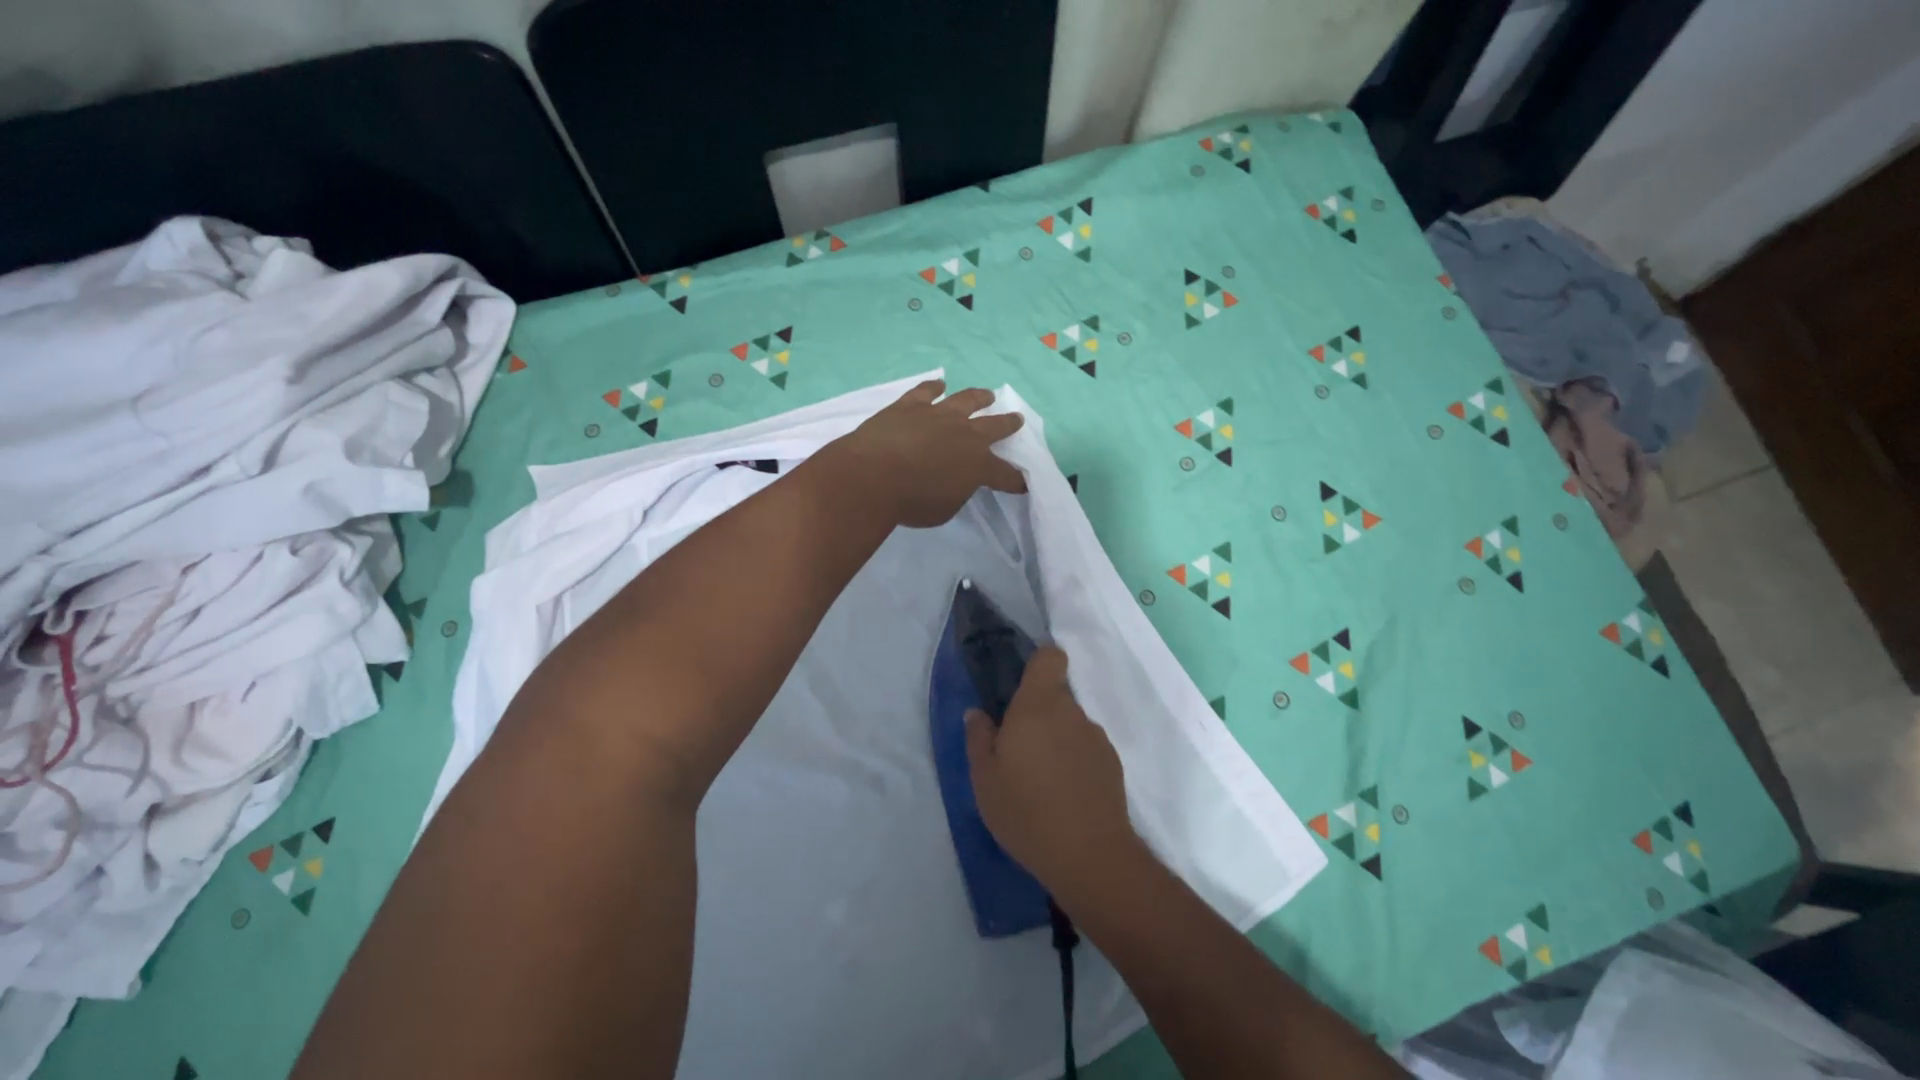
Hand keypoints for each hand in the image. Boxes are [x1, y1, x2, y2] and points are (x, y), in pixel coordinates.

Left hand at [824, 380, 1026, 528]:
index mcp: (978, 465)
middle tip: (1017, 419)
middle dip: (1008, 424)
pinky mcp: (910, 406)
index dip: (1014, 480)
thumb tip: (956, 481)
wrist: (872, 476)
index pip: (1005, 474)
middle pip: (994, 427)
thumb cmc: (911, 502)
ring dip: (979, 397)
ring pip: (965, 400)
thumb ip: (956, 492)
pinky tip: (939, 384)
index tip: (1022, 483)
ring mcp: (937, 415)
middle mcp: (964, 435)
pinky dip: (934, 387)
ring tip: (987, 395)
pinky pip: (926, 391)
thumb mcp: (943, 510)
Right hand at [965, 647, 1140, 892]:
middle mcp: (1072, 713)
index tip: (1019, 690)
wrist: (1089, 854)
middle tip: (1016, 753)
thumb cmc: (1025, 810)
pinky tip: (1063, 798)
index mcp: (1037, 706)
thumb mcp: (984, 778)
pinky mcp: (1113, 765)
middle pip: (1055, 697)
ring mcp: (1097, 738)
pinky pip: (1086, 751)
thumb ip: (979, 738)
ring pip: (1070, 726)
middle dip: (1037, 716)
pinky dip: (1074, 764)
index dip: (1037, 665)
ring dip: (1056, 742)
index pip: (1049, 658)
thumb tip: (978, 713)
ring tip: (1040, 783)